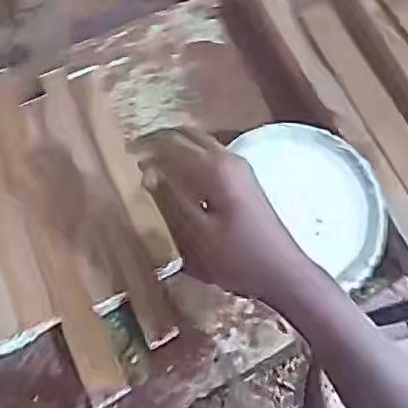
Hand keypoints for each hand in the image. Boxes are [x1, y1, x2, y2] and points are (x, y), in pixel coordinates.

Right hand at [139, 127, 321, 308]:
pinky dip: (188, 158)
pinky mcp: (243, 179)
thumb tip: (147, 171)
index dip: (145, 148)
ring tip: (149, 164)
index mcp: (216, 168)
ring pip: (199, 143)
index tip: (123, 157)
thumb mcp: (197, 235)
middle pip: (187, 135)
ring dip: (174, 147)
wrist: (284, 273)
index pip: (171, 144)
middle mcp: (228, 158)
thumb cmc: (238, 258)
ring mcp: (239, 167)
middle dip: (159, 140)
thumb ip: (170, 199)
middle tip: (133, 153)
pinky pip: (208, 156)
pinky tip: (176, 178)